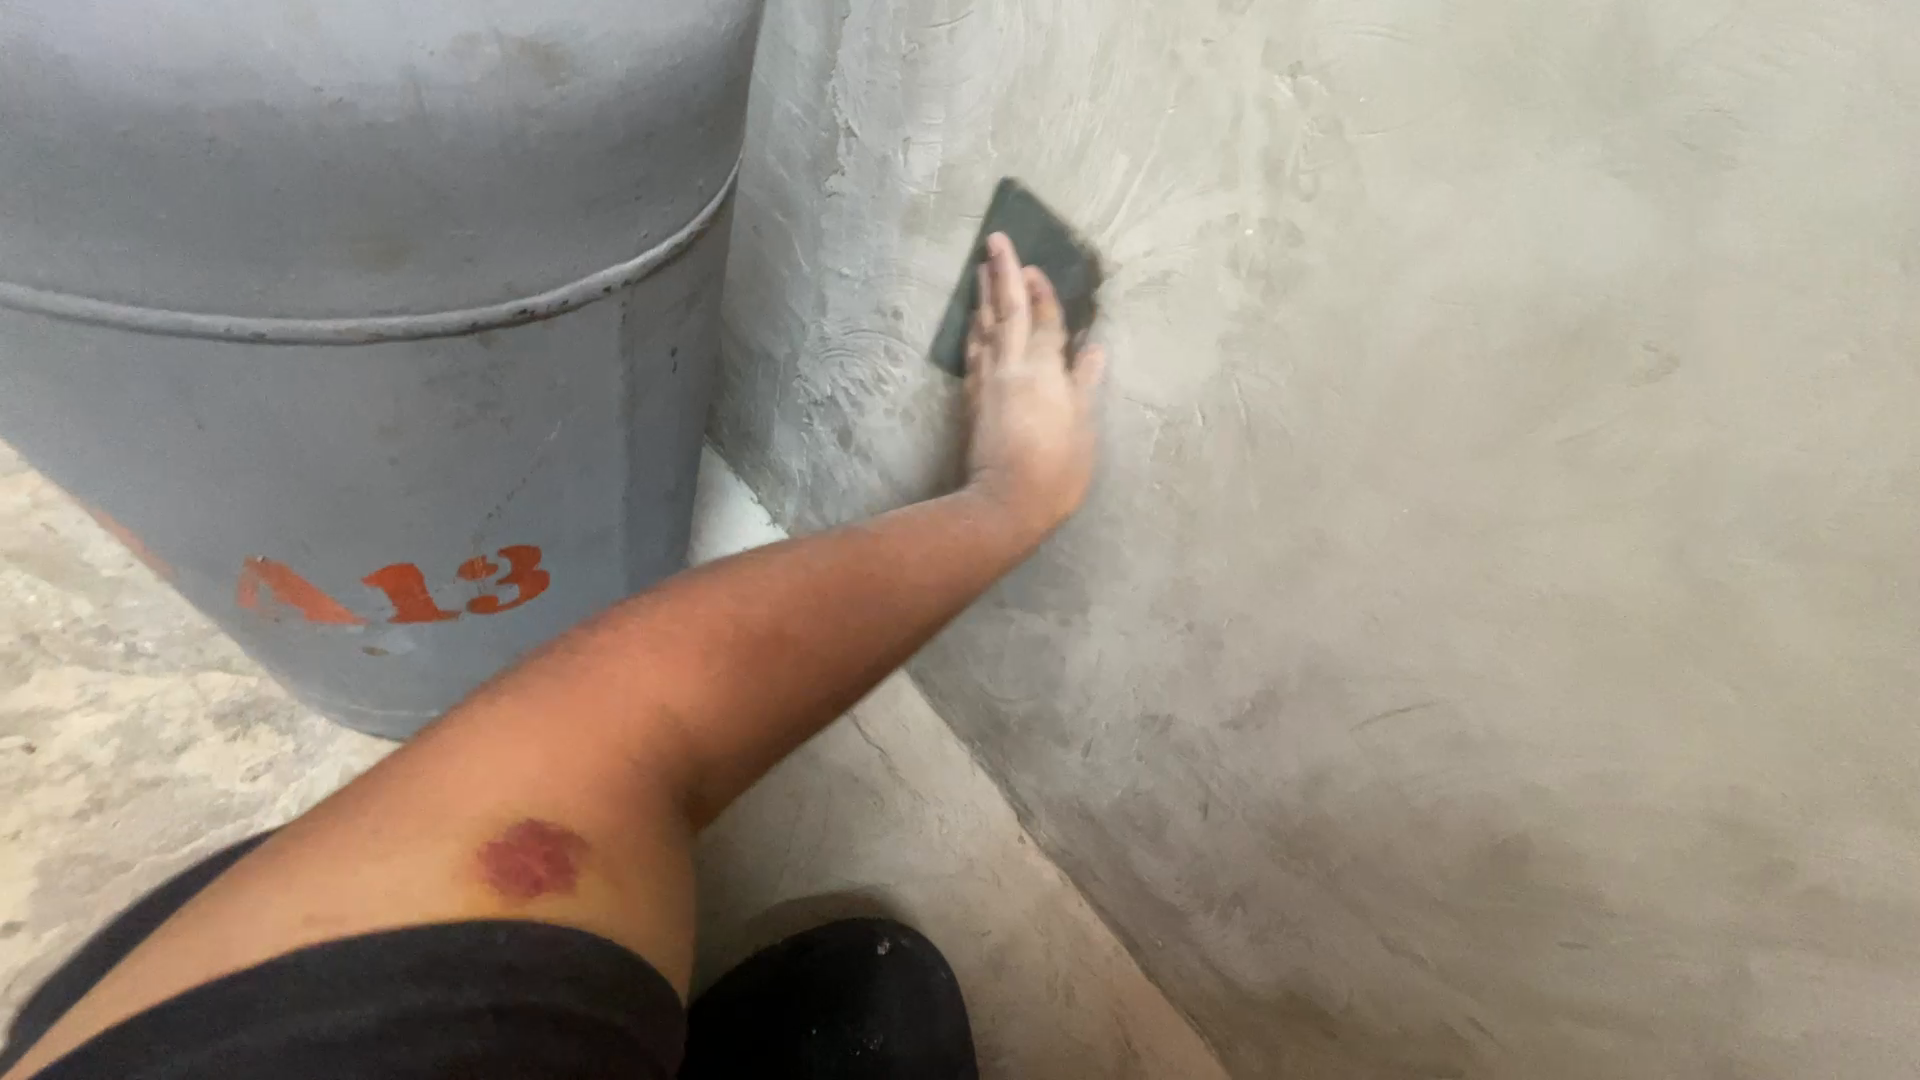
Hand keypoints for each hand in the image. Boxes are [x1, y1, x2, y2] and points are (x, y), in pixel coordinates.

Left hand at [962, 232, 1107, 540]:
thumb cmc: (1056, 469)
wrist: (1005, 502)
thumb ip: (1084, 384)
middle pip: (1006, 311)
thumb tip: (1092, 349)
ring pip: (984, 329)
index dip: (1040, 291)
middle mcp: (1010, 367)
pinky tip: (974, 326)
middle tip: (993, 240)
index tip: (1033, 264)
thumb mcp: (1083, 427)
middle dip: (1001, 273)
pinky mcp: (972, 402)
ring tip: (980, 271)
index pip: (1043, 319)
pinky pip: (973, 355)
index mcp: (1043, 369)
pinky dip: (974, 333)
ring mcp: (987, 383)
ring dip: (983, 298)